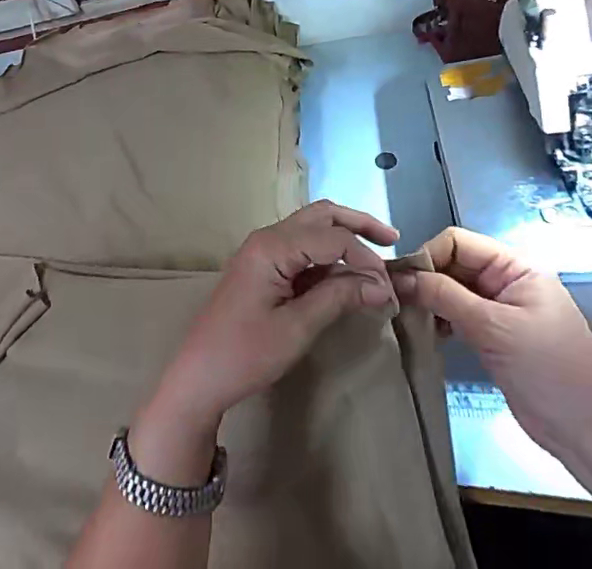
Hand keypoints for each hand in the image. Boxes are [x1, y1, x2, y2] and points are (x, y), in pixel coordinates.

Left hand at [147, 201, 398, 429]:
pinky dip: (327, 254)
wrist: (199, 376)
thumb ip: (338, 297)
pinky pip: (301, 248)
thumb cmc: (245, 354)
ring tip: (376, 255)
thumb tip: (381, 285)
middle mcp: (267, 238)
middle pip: (321, 215)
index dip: (365, 258)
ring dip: (343, 236)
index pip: (332, 237)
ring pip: (311, 227)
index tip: (388, 289)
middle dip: (358, 224)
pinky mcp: (263, 266)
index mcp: (272, 247)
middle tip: (392, 240)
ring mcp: (262, 250)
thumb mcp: (296, 328)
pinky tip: (347, 272)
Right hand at [393, 227, 591, 453]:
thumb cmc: (549, 370)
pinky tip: (424, 333)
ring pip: (451, 291)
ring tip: (406, 318)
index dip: (428, 256)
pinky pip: (456, 316)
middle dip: (424, 279)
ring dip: (428, 301)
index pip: (458, 242)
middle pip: (453, 264)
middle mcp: (505, 281)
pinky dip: (438, 321)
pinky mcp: (492, 336)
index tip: (401, 281)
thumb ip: (445, 297)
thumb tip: (400, 277)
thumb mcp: (494, 328)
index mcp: (515, 267)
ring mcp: (498, 310)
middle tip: (395, 301)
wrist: (588, 433)